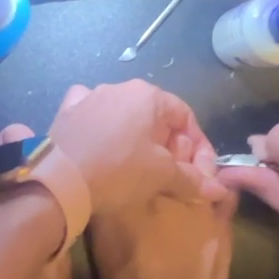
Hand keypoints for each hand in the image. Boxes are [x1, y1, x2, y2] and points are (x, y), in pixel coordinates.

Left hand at [47, 81, 226, 214]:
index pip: (186, 117)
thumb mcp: (162, 176)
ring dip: (137, 139)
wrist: (59, 179)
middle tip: (171, 176)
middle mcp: (119, 87)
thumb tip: (219, 190)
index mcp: (149, 95)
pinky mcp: (66, 112)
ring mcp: (89, 97)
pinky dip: (101, 128)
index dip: (198, 148)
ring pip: (124, 116)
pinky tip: (100, 143)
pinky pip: (92, 114)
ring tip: (138, 168)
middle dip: (169, 146)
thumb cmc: (118, 170)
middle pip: (156, 117)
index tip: (199, 175)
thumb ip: (193, 179)